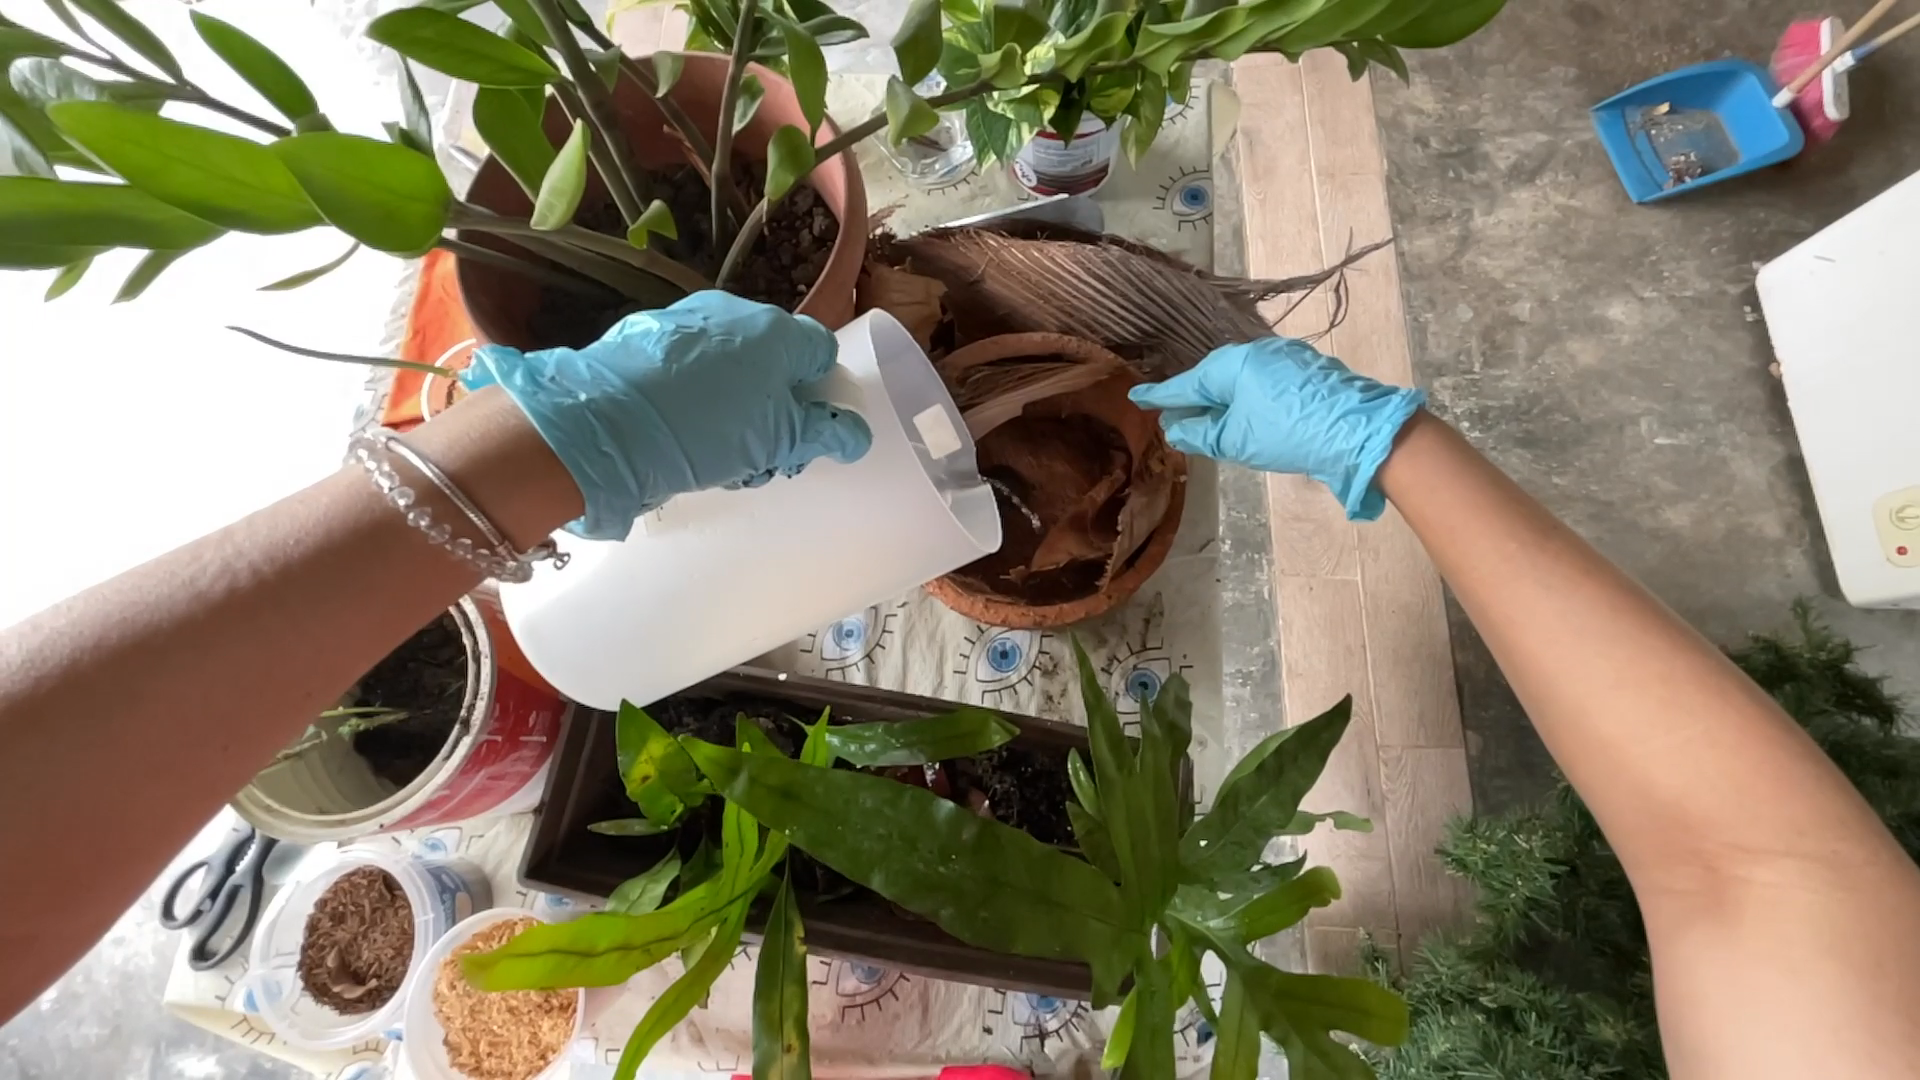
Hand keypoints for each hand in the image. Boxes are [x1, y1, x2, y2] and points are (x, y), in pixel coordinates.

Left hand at [466, 291, 872, 539]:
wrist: (599, 425)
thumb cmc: (707, 428)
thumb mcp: (778, 440)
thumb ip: (826, 432)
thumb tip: (857, 435)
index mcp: (776, 331)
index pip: (821, 351)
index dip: (821, 392)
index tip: (806, 428)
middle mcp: (734, 314)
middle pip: (776, 362)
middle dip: (778, 410)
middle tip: (765, 455)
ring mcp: (686, 322)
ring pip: (733, 369)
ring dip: (740, 411)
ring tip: (721, 457)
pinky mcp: (645, 338)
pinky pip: (692, 368)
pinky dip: (699, 398)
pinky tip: (682, 435)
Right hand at [1127, 338, 1424, 520]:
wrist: (1361, 432)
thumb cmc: (1287, 433)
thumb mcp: (1234, 440)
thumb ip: (1199, 434)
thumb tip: (1174, 428)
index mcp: (1232, 365)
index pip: (1186, 384)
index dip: (1160, 395)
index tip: (1136, 396)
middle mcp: (1256, 353)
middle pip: (1213, 377)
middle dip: (1194, 397)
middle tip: (1174, 415)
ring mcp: (1285, 359)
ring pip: (1239, 380)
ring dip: (1222, 400)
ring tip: (1209, 421)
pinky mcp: (1306, 371)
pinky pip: (1261, 382)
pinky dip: (1245, 399)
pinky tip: (1245, 416)